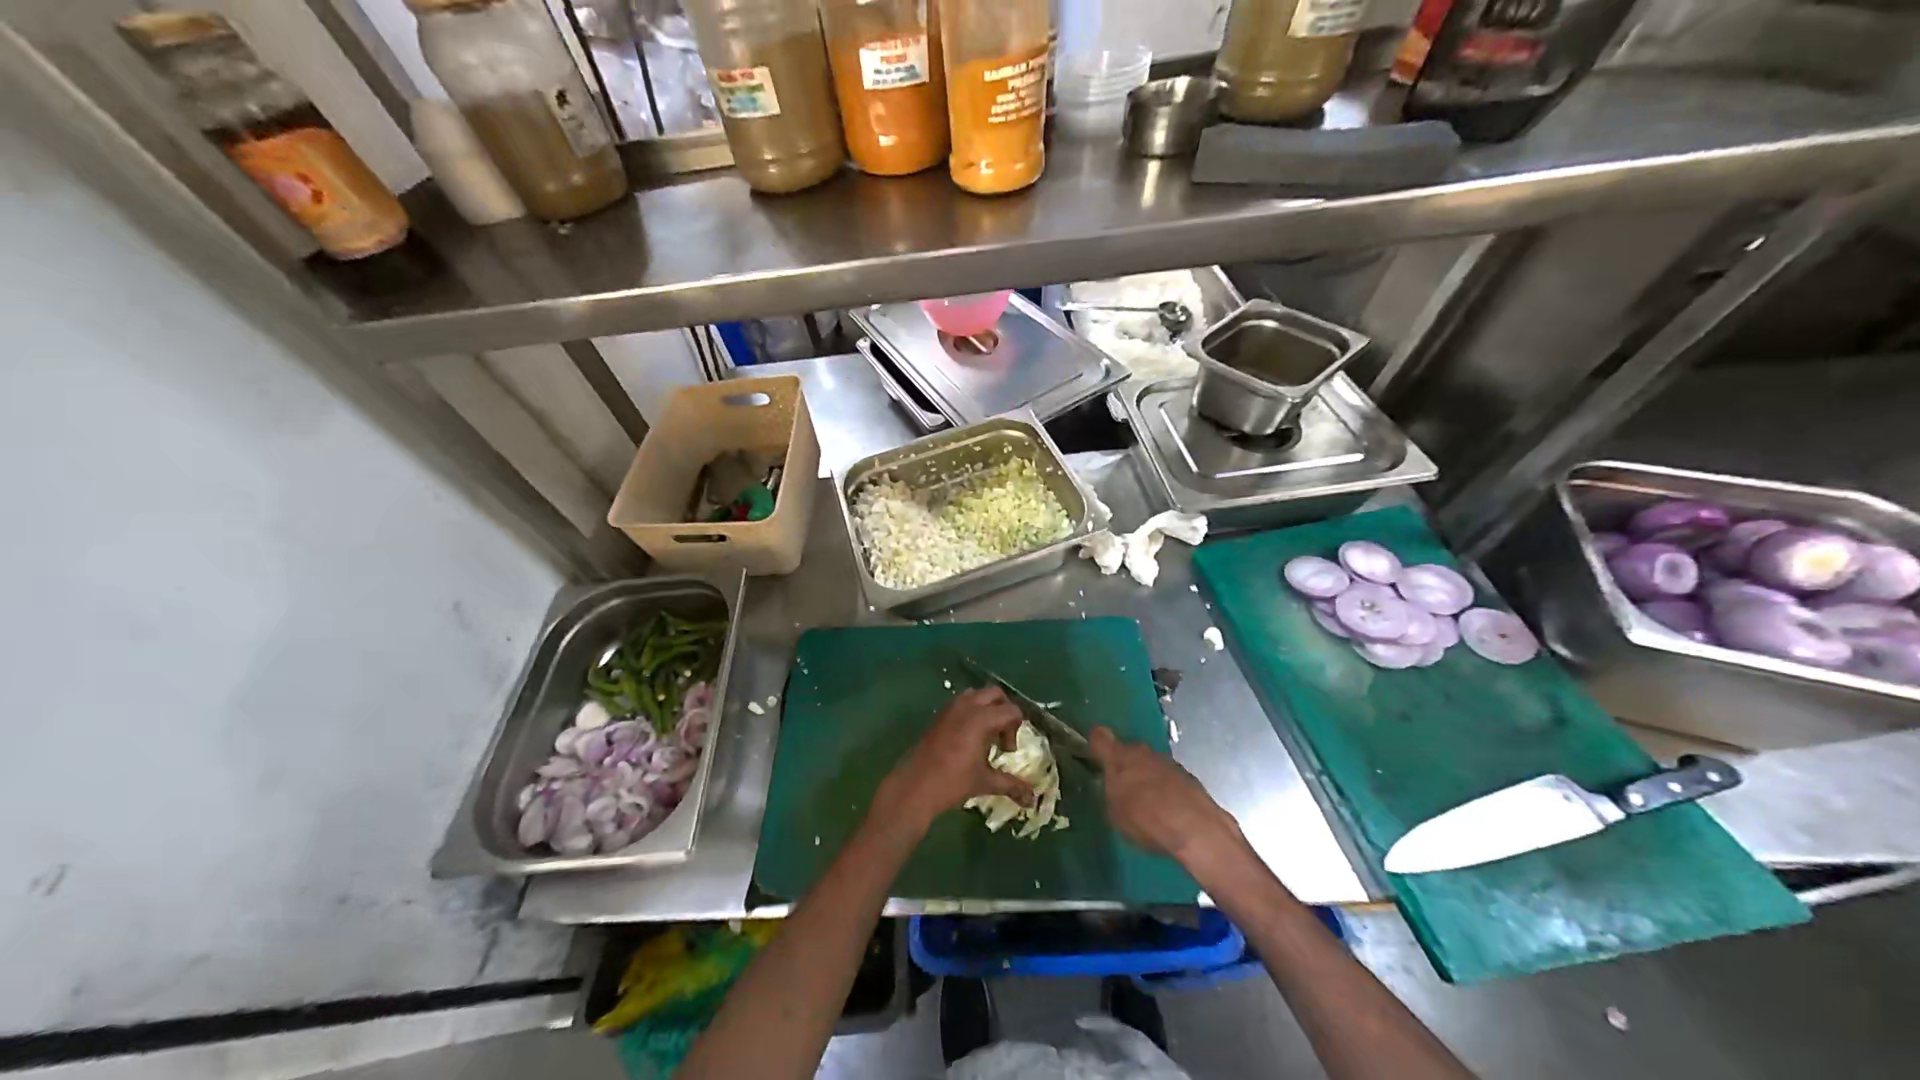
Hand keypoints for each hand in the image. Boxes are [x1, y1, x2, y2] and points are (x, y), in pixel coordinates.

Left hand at [872, 687, 1034, 831]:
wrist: (914, 787)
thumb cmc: (952, 783)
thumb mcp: (985, 782)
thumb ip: (1011, 785)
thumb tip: (1032, 798)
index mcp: (981, 718)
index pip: (1011, 711)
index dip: (1015, 729)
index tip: (1007, 751)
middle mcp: (966, 707)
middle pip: (995, 694)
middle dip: (1004, 711)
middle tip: (1001, 737)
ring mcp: (949, 709)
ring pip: (976, 695)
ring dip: (986, 709)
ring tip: (985, 736)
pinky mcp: (938, 716)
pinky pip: (960, 703)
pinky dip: (971, 712)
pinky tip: (967, 740)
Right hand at [1089, 726, 1243, 866]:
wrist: (1194, 827)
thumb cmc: (1144, 819)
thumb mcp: (1114, 812)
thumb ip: (1111, 792)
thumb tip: (1113, 786)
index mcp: (1118, 758)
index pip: (1100, 738)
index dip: (1096, 743)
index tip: (1094, 752)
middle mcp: (1141, 752)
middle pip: (1128, 751)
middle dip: (1124, 764)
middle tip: (1121, 785)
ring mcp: (1166, 761)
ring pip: (1149, 763)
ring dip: (1146, 775)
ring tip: (1146, 799)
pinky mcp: (1187, 775)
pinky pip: (1167, 776)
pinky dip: (1164, 786)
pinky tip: (1167, 806)